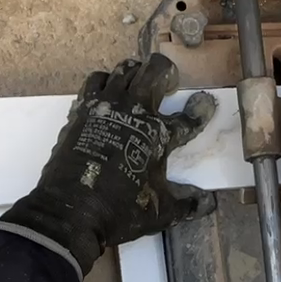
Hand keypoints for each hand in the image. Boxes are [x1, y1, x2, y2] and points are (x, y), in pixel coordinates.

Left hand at [0, 56, 217, 276]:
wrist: (70, 210)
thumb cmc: (118, 210)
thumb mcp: (160, 212)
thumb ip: (187, 204)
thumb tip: (210, 203)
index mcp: (157, 135)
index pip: (187, 119)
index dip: (200, 111)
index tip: (204, 104)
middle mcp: (134, 111)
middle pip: (155, 71)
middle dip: (167, 73)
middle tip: (169, 86)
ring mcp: (105, 106)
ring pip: (124, 69)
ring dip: (136, 73)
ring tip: (138, 85)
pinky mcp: (81, 110)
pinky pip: (95, 81)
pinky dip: (105, 83)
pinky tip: (108, 96)